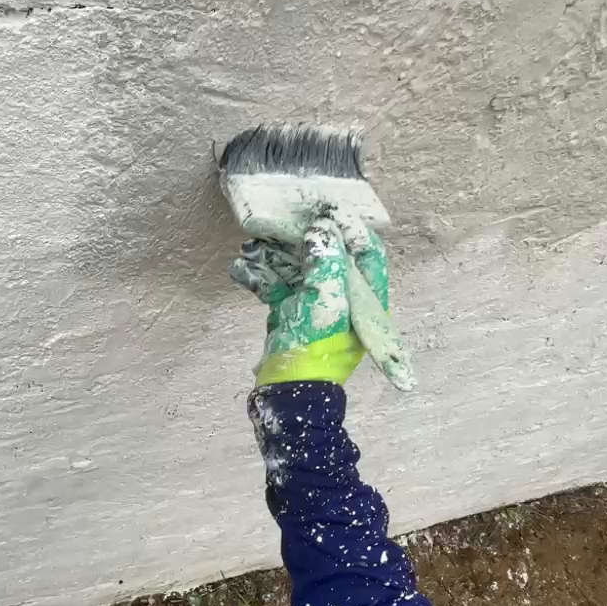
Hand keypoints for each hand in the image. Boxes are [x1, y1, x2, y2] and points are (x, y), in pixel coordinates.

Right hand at [229, 216, 392, 385]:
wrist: (286, 395)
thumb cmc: (313, 353)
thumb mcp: (325, 305)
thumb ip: (327, 264)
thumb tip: (321, 230)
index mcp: (364, 300)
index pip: (365, 253)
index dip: (348, 229)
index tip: (325, 210)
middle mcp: (342, 298)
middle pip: (325, 254)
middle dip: (299, 239)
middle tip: (278, 222)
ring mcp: (314, 305)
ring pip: (296, 266)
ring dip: (272, 255)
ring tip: (250, 248)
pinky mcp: (290, 312)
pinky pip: (276, 284)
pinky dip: (259, 275)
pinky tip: (241, 270)